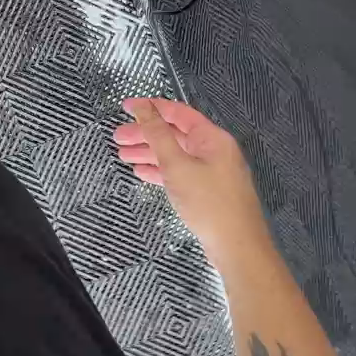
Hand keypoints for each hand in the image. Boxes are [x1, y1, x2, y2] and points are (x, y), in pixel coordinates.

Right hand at [113, 98, 270, 260]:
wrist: (238, 248)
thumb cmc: (208, 203)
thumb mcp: (176, 164)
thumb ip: (157, 133)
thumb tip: (143, 106)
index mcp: (212, 138)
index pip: (177, 112)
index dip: (150, 107)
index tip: (126, 106)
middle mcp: (214, 151)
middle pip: (174, 134)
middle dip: (144, 134)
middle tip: (118, 137)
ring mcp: (212, 172)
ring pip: (175, 154)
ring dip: (148, 153)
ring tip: (123, 155)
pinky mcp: (208, 191)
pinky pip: (180, 172)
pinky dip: (160, 170)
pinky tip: (142, 172)